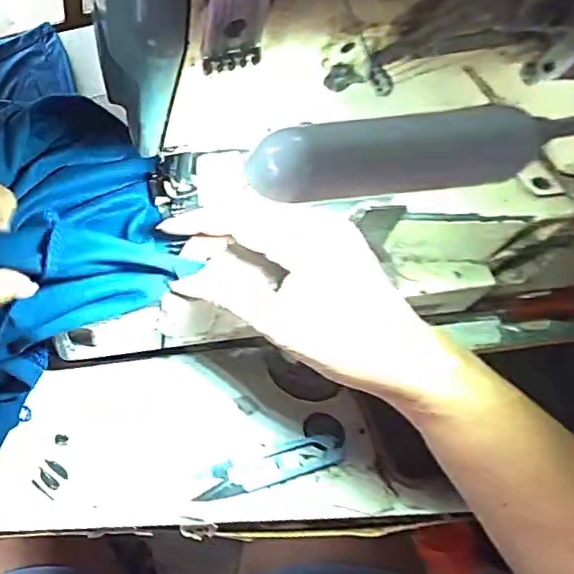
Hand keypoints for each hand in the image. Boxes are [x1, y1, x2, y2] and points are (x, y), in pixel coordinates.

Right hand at [166, 192, 479, 407]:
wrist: (406, 359)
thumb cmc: (352, 344)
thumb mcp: (275, 321)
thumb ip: (225, 292)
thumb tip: (186, 278)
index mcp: (309, 239)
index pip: (239, 217)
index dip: (198, 222)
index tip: (168, 229)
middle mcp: (321, 225)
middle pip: (248, 213)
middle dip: (210, 232)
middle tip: (184, 255)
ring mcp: (329, 231)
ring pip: (262, 220)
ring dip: (229, 237)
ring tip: (204, 260)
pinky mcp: (331, 242)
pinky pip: (279, 230)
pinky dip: (251, 242)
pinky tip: (236, 259)